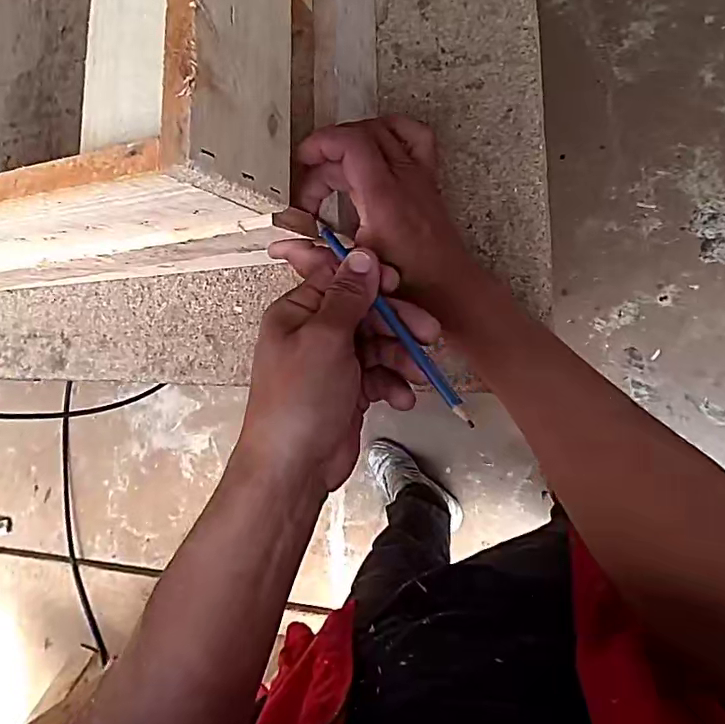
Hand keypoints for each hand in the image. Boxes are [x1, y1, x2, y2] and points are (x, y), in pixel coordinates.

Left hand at [235, 245, 441, 499]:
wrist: (294, 468)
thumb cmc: (299, 400)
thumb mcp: (326, 338)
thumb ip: (348, 296)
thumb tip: (362, 255)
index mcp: (298, 313)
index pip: (340, 282)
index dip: (372, 282)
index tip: (399, 285)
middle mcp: (315, 333)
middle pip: (366, 314)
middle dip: (398, 324)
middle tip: (430, 333)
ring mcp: (334, 363)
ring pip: (378, 345)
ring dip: (402, 358)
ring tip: (420, 374)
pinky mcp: (350, 389)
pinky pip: (379, 375)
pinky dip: (393, 383)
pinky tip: (402, 398)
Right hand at [293, 116, 487, 318]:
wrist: (452, 292)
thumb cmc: (413, 287)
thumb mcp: (355, 271)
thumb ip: (316, 257)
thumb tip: (284, 247)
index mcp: (385, 198)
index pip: (352, 143)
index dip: (320, 143)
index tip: (303, 162)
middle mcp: (406, 179)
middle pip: (361, 135)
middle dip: (328, 152)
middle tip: (313, 188)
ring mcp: (420, 176)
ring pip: (385, 130)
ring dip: (355, 141)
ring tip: (337, 169)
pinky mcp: (428, 181)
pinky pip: (414, 138)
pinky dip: (392, 134)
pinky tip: (375, 152)